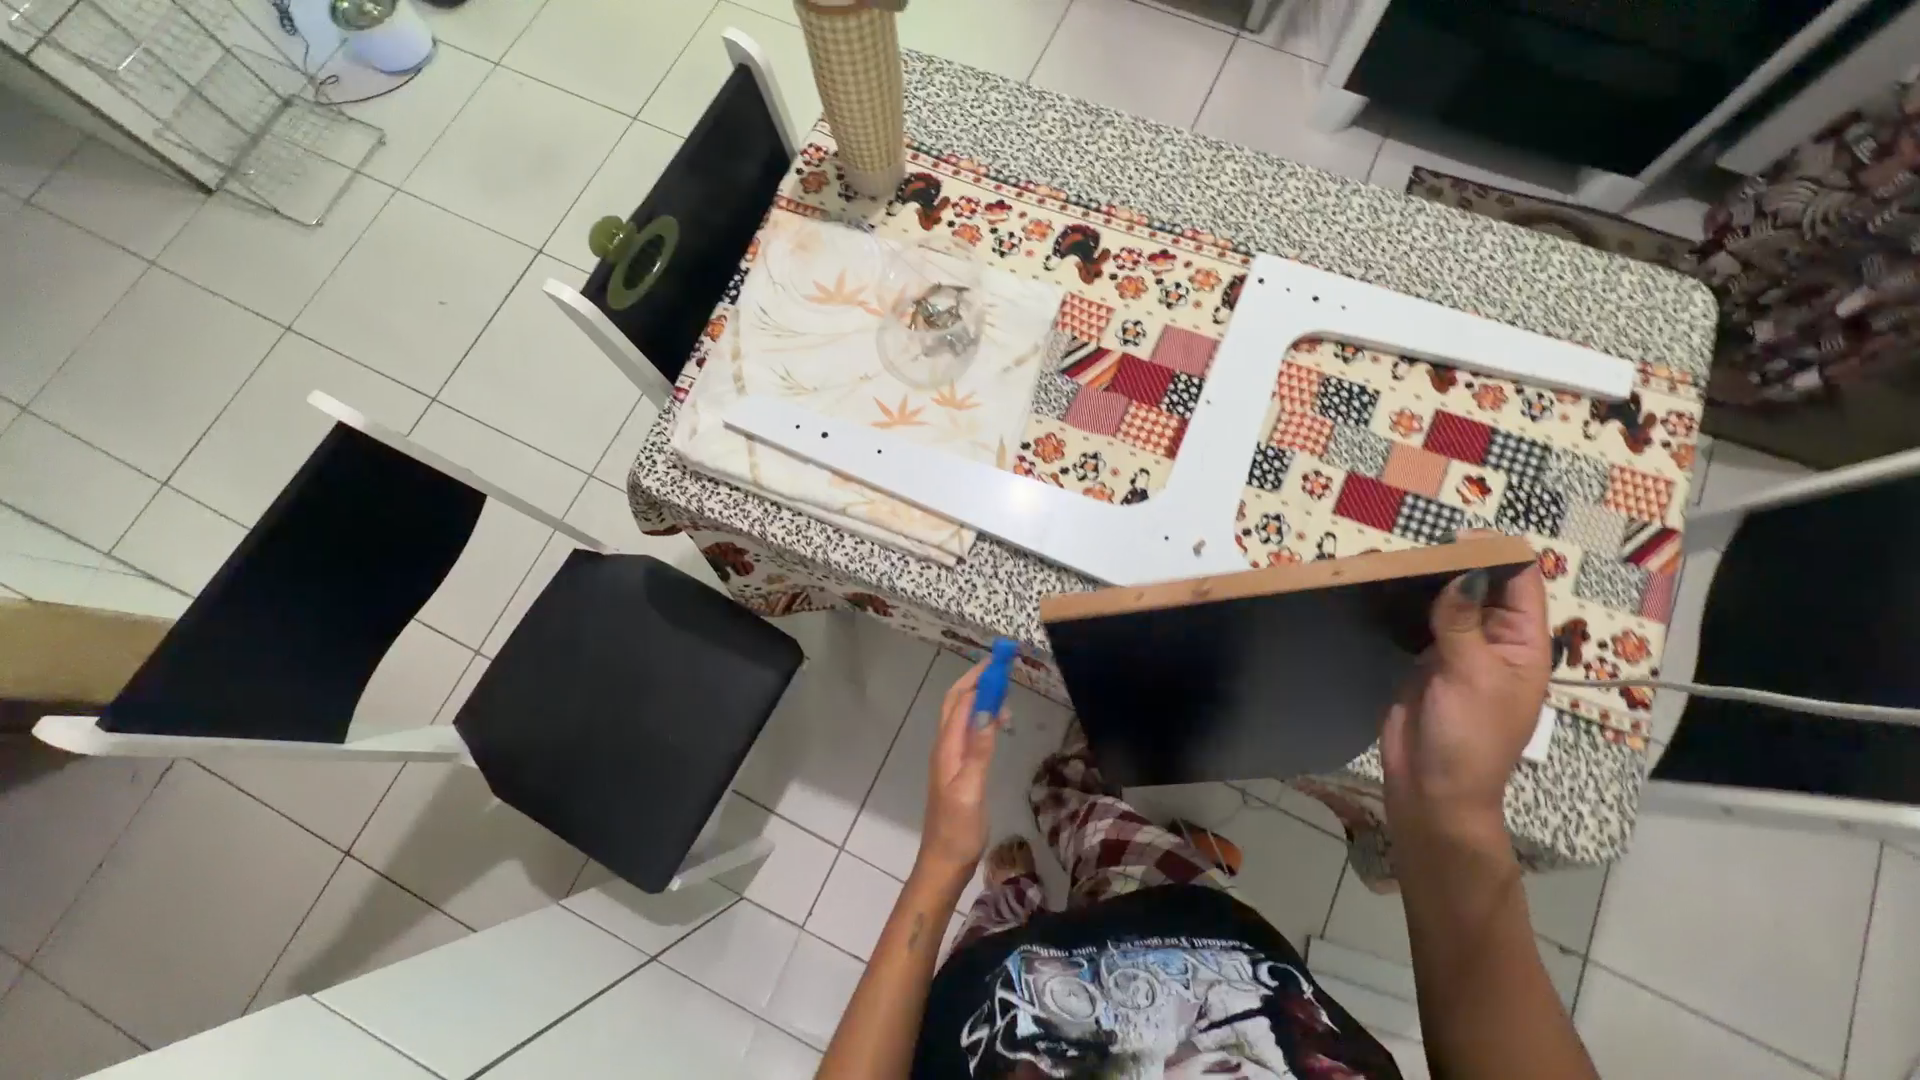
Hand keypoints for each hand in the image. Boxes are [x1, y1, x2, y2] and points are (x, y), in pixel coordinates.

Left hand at [916, 660, 1003, 877]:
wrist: (944, 862)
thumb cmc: (957, 829)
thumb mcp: (970, 790)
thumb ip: (978, 751)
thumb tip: (987, 710)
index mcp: (947, 748)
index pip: (962, 701)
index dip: (980, 678)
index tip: (1000, 659)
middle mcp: (945, 746)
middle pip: (956, 702)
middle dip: (976, 679)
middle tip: (1001, 664)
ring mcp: (950, 757)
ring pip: (962, 715)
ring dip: (979, 696)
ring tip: (1004, 690)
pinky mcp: (959, 768)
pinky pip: (968, 731)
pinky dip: (981, 717)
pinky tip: (997, 722)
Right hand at [1381, 559, 1550, 848]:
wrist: (1432, 790)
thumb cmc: (1468, 738)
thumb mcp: (1471, 677)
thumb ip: (1463, 622)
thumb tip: (1462, 571)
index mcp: (1523, 644)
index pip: (1520, 583)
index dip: (1495, 555)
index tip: (1454, 538)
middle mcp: (1492, 640)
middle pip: (1480, 586)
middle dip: (1453, 563)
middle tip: (1412, 547)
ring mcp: (1456, 650)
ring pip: (1445, 601)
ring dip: (1424, 581)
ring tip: (1392, 560)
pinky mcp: (1423, 660)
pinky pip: (1417, 621)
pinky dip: (1403, 603)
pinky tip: (1381, 588)